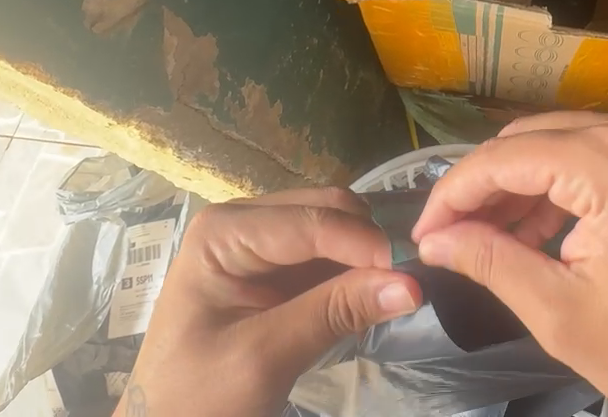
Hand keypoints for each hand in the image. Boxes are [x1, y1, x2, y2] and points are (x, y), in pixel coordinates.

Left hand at [120, 187, 422, 416]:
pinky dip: (354, 271)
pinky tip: (372, 293)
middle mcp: (242, 220)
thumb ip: (334, 313)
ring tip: (395, 289)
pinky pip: (328, 254)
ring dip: (365, 256)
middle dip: (367, 242)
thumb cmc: (197, 402)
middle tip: (406, 283)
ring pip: (334, 227)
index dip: (364, 244)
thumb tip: (411, 285)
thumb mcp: (263, 360)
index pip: (312, 221)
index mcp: (223, 230)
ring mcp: (258, 242)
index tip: (410, 277)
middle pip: (327, 210)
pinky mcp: (274, 269)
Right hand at [411, 111, 607, 416]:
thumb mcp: (563, 314)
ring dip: (519, 188)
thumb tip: (435, 238)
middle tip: (448, 239)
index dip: (453, 193)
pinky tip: (536, 233)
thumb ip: (491, 261)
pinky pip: (594, 156)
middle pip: (529, 140)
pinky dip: (558, 188)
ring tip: (486, 243)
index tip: (420, 235)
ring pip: (559, 144)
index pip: (503, 157)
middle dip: (484, 187)